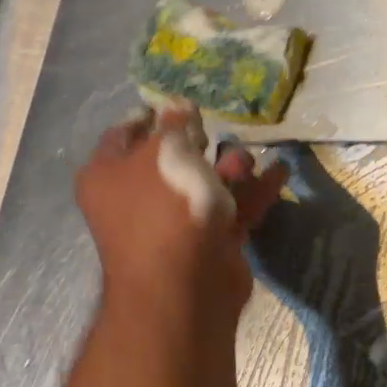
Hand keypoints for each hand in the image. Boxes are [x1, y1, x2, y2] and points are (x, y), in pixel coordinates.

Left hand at [74, 104, 287, 321]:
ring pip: (206, 186)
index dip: (148, 117)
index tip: (177, 104)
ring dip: (231, 169)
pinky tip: (279, 173)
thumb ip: (175, 126)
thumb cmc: (165, 208)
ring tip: (253, 157)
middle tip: (219, 130)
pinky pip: (233, 208)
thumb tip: (178, 107)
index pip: (122, 136)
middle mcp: (137, 199)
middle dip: (199, 144)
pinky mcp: (209, 242)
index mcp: (108, 176)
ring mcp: (174, 223)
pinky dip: (253, 192)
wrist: (186, 283)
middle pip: (170, 162)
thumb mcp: (166, 152)